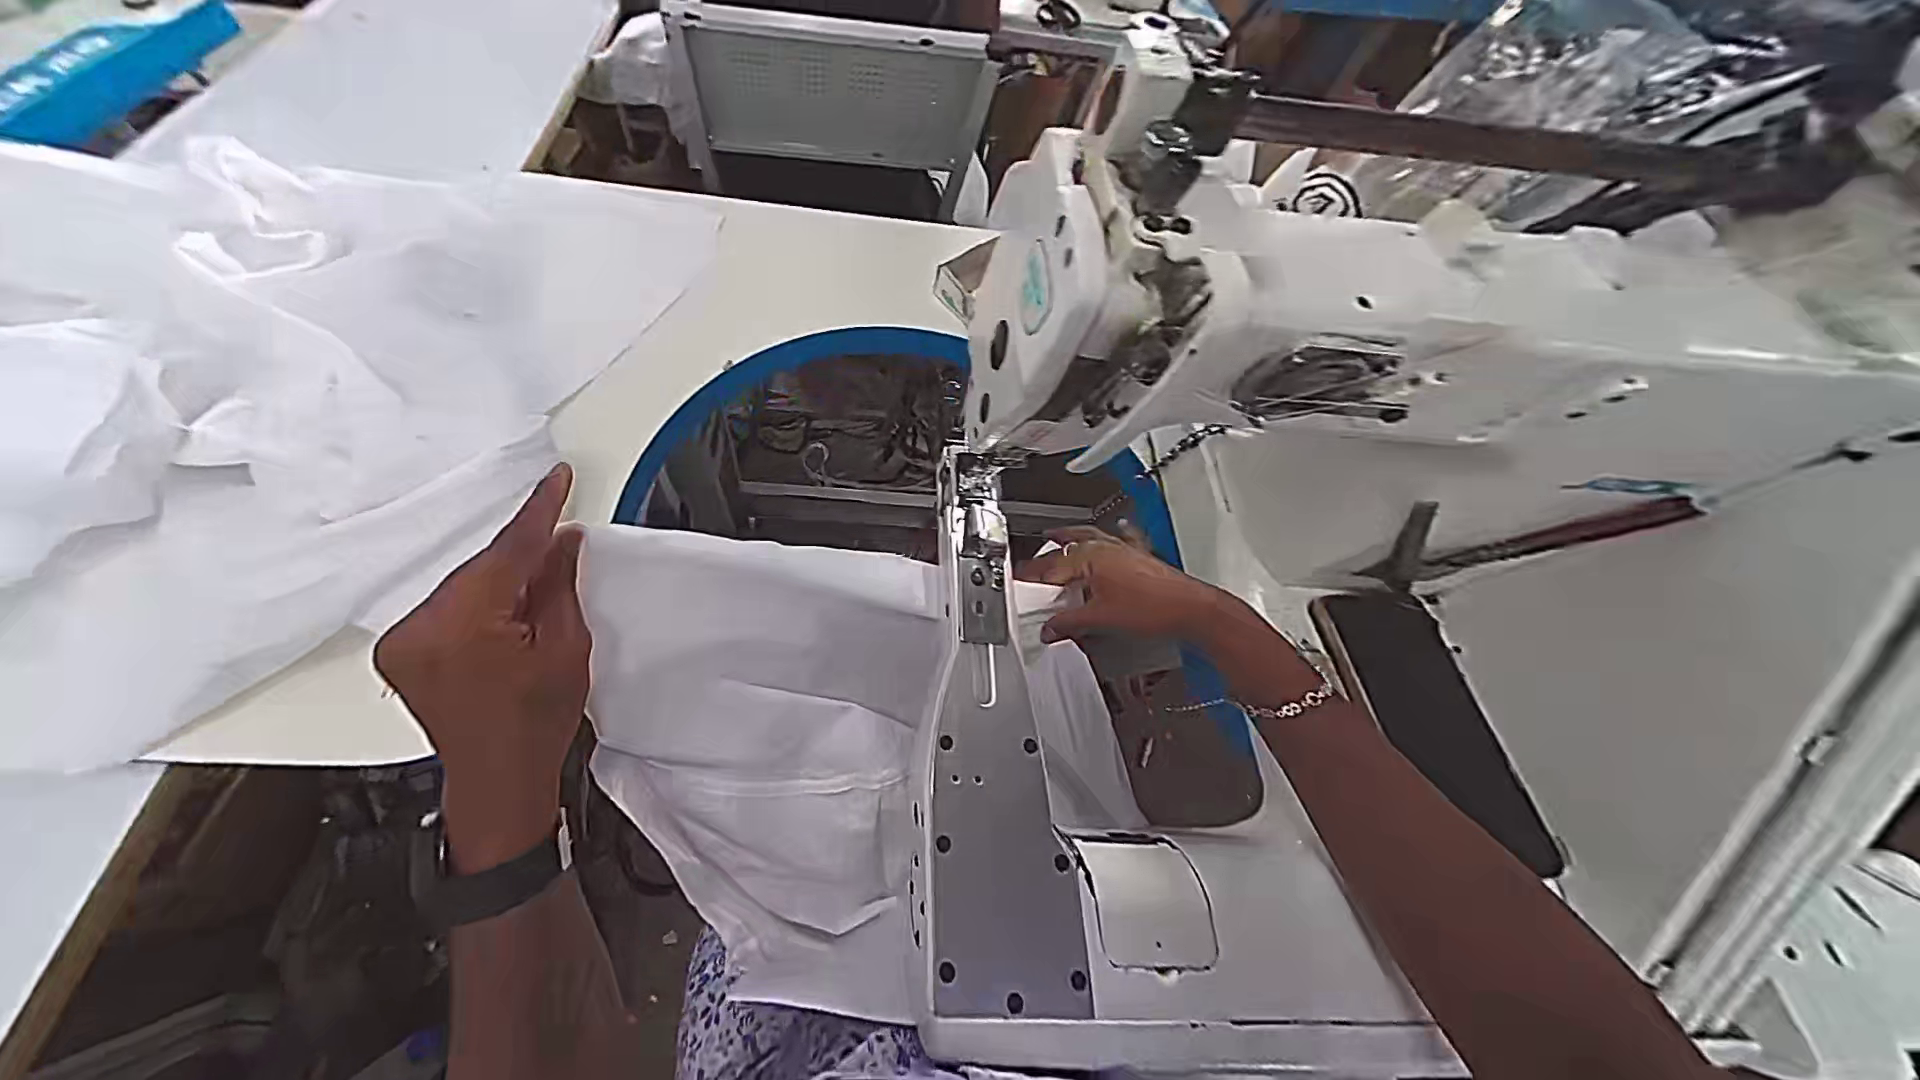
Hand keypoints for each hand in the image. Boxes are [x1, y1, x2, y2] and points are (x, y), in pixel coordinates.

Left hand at [374, 463, 590, 872]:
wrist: (498, 776)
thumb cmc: (537, 722)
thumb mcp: (567, 647)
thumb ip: (558, 586)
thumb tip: (563, 542)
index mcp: (463, 627)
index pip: (507, 552)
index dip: (539, 513)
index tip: (558, 480)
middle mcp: (418, 629)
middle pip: (482, 568)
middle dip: (525, 554)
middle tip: (565, 541)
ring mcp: (403, 641)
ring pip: (466, 585)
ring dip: (505, 578)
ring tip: (542, 586)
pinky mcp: (401, 651)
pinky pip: (450, 604)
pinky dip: (483, 598)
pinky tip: (510, 607)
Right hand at [1019, 526, 1240, 644]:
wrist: (1192, 610)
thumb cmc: (1155, 608)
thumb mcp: (1101, 619)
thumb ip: (1069, 623)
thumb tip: (1050, 628)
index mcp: (1090, 557)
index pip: (1050, 567)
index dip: (1030, 577)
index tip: (1018, 582)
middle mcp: (1105, 548)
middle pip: (1065, 550)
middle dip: (1045, 560)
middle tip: (1030, 570)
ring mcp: (1122, 550)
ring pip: (1087, 539)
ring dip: (1069, 541)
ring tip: (1055, 539)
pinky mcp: (1137, 558)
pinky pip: (1115, 542)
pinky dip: (1106, 539)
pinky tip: (1109, 536)